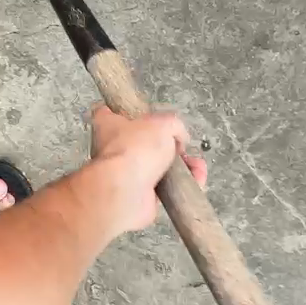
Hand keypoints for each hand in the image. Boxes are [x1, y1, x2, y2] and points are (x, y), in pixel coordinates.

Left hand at [86, 105, 206, 232]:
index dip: (129, 112)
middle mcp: (113, 146)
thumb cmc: (134, 148)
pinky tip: (197, 179)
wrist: (127, 191)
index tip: (146, 115)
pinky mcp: (141, 192)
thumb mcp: (161, 123)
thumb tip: (178, 135)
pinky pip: (165, 186)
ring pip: (157, 164)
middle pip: (142, 139)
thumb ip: (173, 124)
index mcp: (107, 123)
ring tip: (196, 165)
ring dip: (181, 165)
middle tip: (181, 146)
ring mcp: (126, 170)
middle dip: (168, 143)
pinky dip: (182, 183)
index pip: (110, 112)